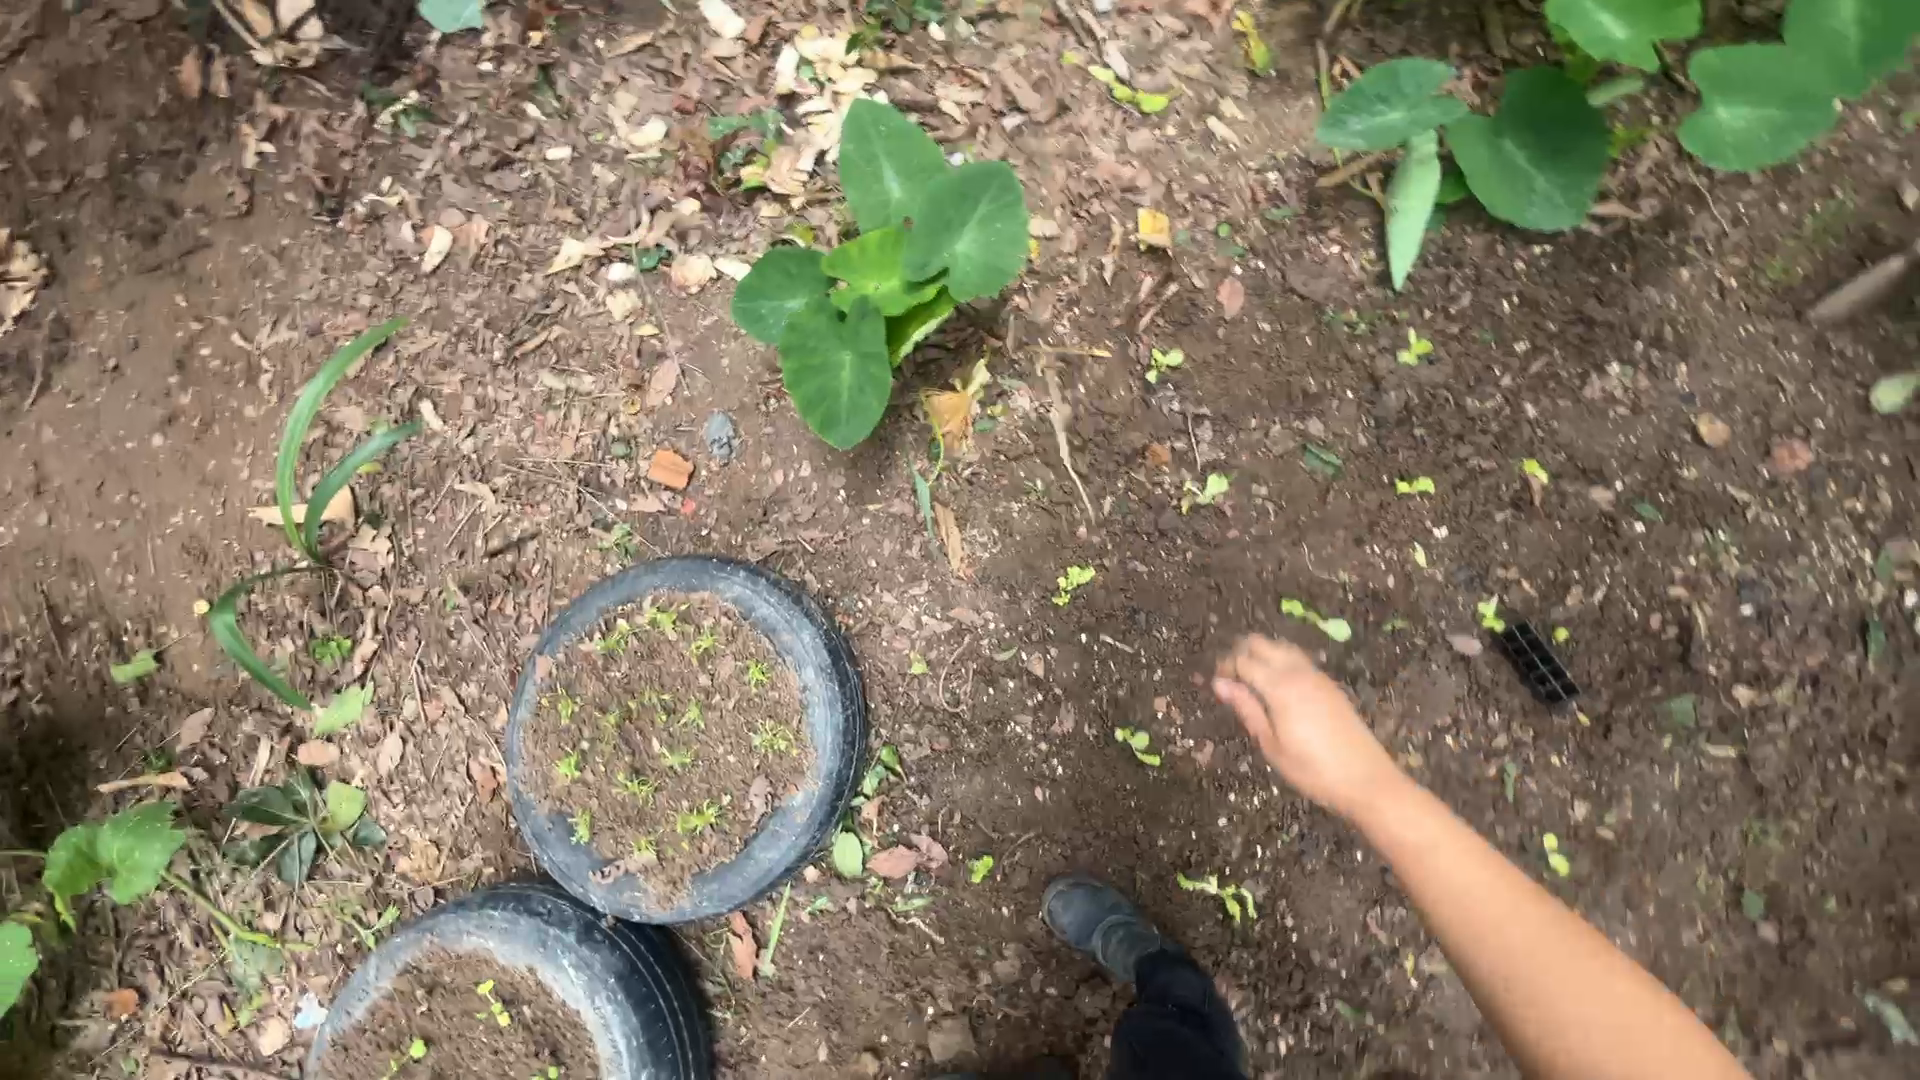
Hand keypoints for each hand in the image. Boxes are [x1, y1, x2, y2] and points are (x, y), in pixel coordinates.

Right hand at [1212, 635, 1403, 818]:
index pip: (1243, 660)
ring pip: (1281, 648)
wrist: (1368, 780)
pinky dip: (1280, 662)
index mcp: (1280, 687)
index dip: (1225, 668)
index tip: (1216, 684)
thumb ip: (1246, 709)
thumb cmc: (1312, 770)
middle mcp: (1298, 673)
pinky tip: (1277, 687)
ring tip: (1251, 681)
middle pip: (1261, 644)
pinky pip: (1298, 661)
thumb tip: (1220, 684)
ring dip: (1262, 655)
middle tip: (1231, 679)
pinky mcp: (1329, 686)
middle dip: (1240, 654)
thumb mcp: (1271, 745)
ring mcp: (1317, 677)